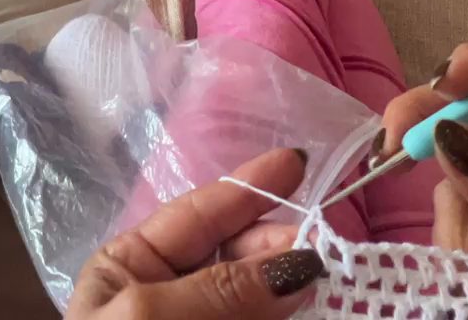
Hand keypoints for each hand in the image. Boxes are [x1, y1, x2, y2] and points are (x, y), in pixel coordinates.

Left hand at [65, 148, 325, 319]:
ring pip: (259, 304)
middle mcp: (168, 298)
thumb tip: (299, 262)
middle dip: (280, 247)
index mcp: (133, 267)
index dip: (249, 186)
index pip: (199, 214)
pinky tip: (317, 313)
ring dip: (294, 292)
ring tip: (334, 285)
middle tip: (329, 249)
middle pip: (236, 258)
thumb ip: (219, 292)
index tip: (298, 163)